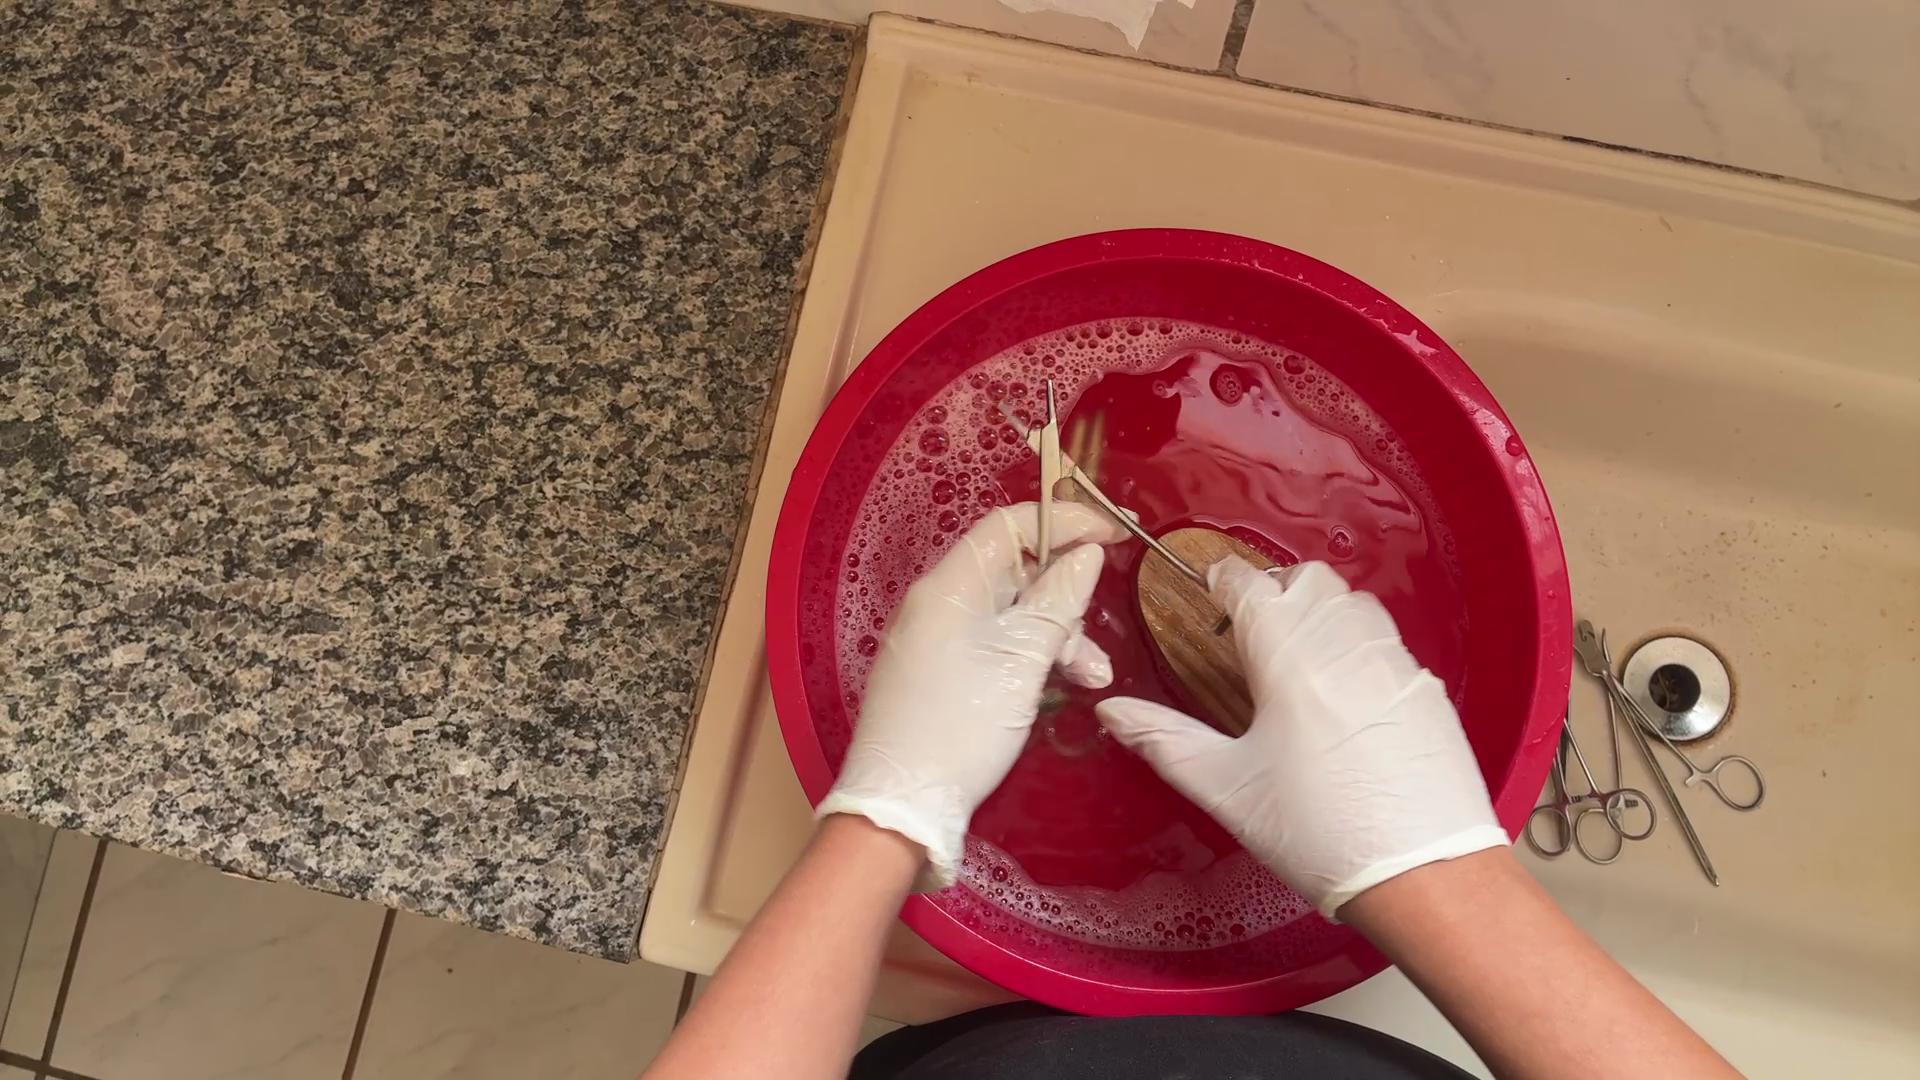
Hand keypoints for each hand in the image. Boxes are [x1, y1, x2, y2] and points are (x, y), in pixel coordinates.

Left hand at [818, 502, 1126, 886]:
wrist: (900, 805)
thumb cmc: (962, 726)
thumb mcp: (1021, 662)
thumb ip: (1058, 601)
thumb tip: (1086, 553)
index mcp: (951, 585)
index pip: (1010, 525)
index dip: (1065, 521)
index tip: (1116, 533)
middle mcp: (940, 599)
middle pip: (1016, 571)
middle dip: (1065, 597)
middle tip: (1096, 631)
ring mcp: (939, 634)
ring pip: (1012, 612)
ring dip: (1056, 635)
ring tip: (1092, 676)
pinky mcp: (942, 665)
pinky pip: (995, 641)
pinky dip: (1030, 656)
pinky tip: (1065, 684)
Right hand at [1095, 557, 1507, 915]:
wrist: (1431, 880)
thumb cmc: (1315, 829)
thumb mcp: (1225, 787)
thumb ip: (1162, 739)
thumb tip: (1110, 711)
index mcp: (1287, 657)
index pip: (1249, 584)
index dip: (1223, 580)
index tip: (1209, 594)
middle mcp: (1343, 643)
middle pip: (1305, 578)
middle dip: (1271, 588)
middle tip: (1249, 632)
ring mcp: (1392, 661)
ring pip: (1349, 599)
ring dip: (1314, 608)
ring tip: (1295, 655)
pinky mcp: (1426, 688)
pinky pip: (1383, 636)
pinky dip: (1352, 638)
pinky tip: (1344, 691)